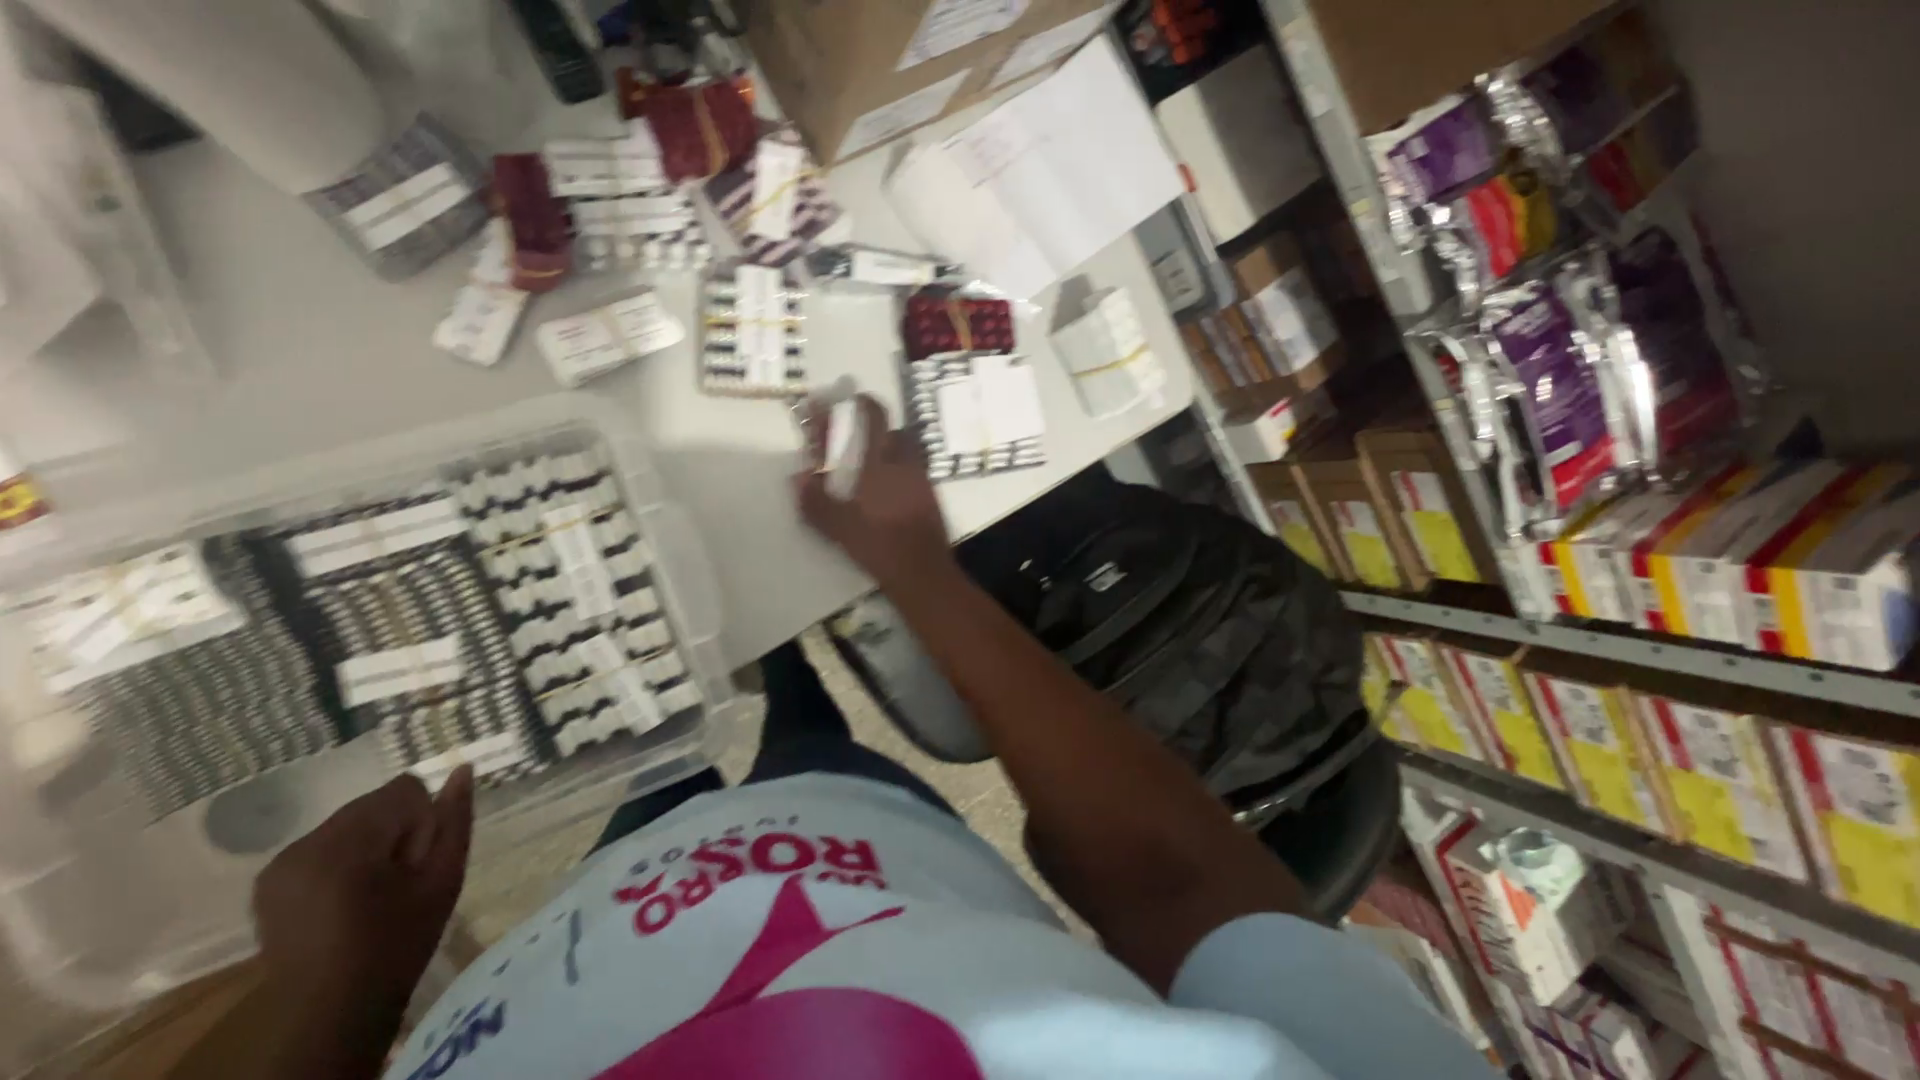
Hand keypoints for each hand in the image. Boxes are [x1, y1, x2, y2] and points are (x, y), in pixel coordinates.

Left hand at [252, 767, 473, 1008]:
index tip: (415, 865)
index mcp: (346, 843)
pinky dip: (339, 862)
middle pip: (371, 805)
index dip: (421, 824)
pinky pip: (319, 846)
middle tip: (398, 883)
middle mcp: (304, 842)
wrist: (332, 1009)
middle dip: (392, 832)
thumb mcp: (443, 880)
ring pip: (346, 824)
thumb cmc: (398, 944)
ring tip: (371, 894)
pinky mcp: (267, 880)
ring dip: (367, 846)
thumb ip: (453, 821)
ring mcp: (280, 862)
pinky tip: (343, 901)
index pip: (403, 790)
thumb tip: (462, 769)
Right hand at [794, 394, 955, 588]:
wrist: (923, 573)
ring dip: (891, 454)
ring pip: (908, 455)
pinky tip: (890, 495)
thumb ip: (815, 500)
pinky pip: (916, 476)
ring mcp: (924, 483)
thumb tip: (798, 478)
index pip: (876, 419)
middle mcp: (907, 465)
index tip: (854, 398)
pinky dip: (902, 476)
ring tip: (872, 469)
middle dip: (879, 431)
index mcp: (882, 463)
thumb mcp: (838, 525)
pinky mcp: (933, 502)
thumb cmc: (878, 544)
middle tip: (859, 441)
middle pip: (896, 434)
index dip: (866, 403)